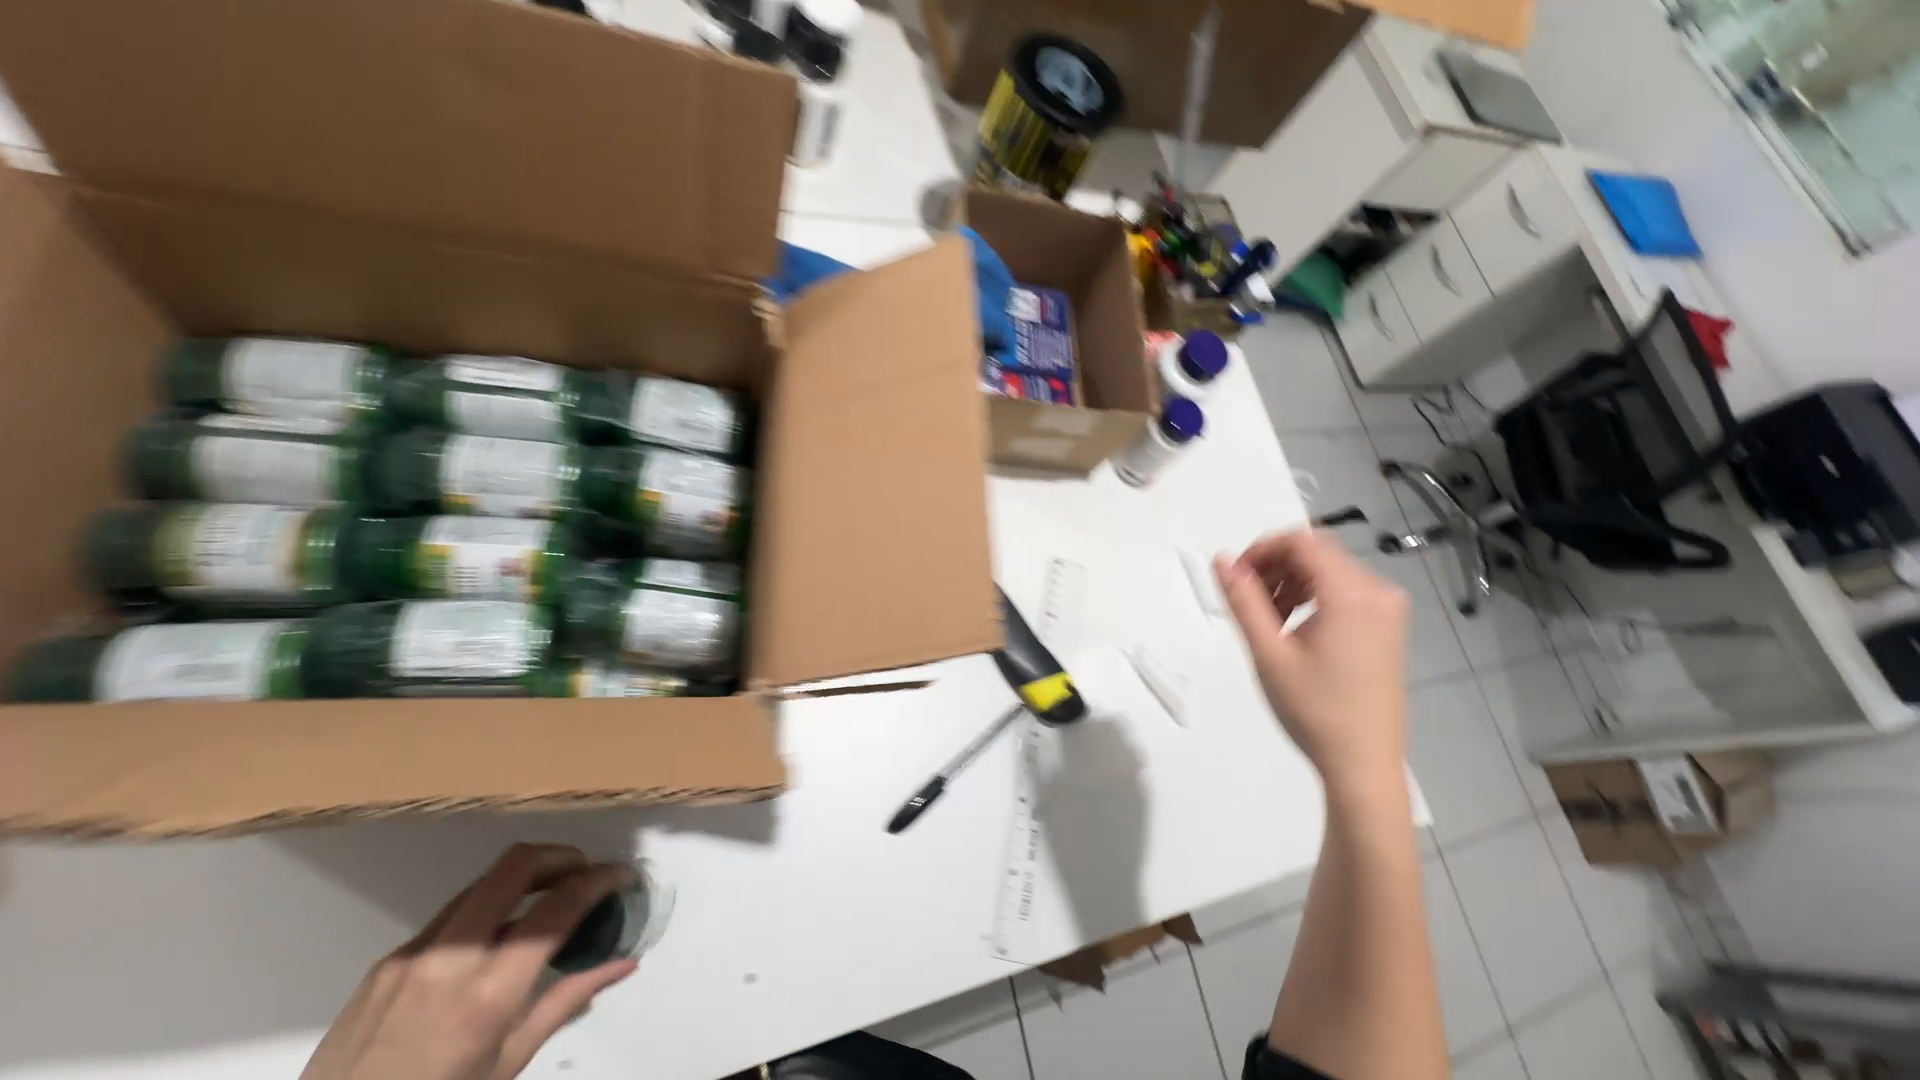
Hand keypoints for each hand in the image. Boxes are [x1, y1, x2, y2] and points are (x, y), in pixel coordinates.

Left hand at [302, 843, 639, 1079]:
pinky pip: (449, 916)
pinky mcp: (388, 959)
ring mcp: (413, 953)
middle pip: (515, 866)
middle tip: (587, 870)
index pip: (558, 908)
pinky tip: (494, 940)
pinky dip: (486, 910)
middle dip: (562, 856)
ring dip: (524, 876)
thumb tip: (624, 963)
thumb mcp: (509, 1063)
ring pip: (482, 883)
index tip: (623, 876)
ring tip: (550, 895)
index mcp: (490, 994)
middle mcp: (451, 958)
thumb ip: (566, 1002)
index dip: (600, 880)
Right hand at [1215, 530, 1410, 797]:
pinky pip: (1346, 593)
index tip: (1234, 577)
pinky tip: (1294, 630)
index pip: (1302, 542)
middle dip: (1275, 568)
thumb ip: (1243, 601)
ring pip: (1330, 572)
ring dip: (1292, 583)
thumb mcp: (1268, 653)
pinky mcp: (1388, 628)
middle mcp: (1378, 592)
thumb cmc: (1312, 711)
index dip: (1262, 550)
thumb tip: (1222, 560)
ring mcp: (1388, 610)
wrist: (1363, 763)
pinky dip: (1314, 598)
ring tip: (1267, 621)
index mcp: (1352, 594)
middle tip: (1246, 602)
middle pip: (1317, 554)